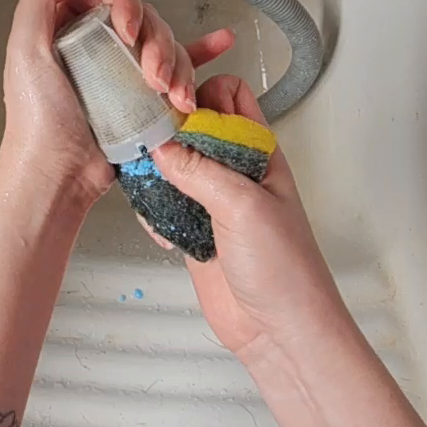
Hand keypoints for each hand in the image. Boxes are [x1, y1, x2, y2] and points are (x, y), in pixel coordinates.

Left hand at [0, 0, 233, 203]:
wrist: (58, 175)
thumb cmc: (37, 120)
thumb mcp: (25, 49)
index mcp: (66, 27)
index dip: (124, 2)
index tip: (127, 28)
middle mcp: (94, 43)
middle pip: (142, 17)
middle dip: (154, 41)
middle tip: (149, 71)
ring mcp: (120, 69)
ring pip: (163, 42)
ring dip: (175, 62)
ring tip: (171, 93)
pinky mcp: (141, 95)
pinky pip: (178, 66)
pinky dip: (200, 55)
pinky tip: (220, 44)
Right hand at [149, 76, 341, 357]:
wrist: (280, 333)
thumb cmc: (284, 267)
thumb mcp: (243, 205)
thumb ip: (200, 169)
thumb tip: (159, 144)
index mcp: (258, 152)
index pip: (229, 96)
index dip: (201, 93)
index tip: (173, 108)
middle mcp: (234, 170)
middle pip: (193, 128)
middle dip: (167, 129)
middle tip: (145, 139)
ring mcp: (212, 201)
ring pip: (173, 165)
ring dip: (153, 170)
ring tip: (143, 181)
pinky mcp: (193, 231)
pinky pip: (163, 205)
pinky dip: (152, 209)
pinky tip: (158, 226)